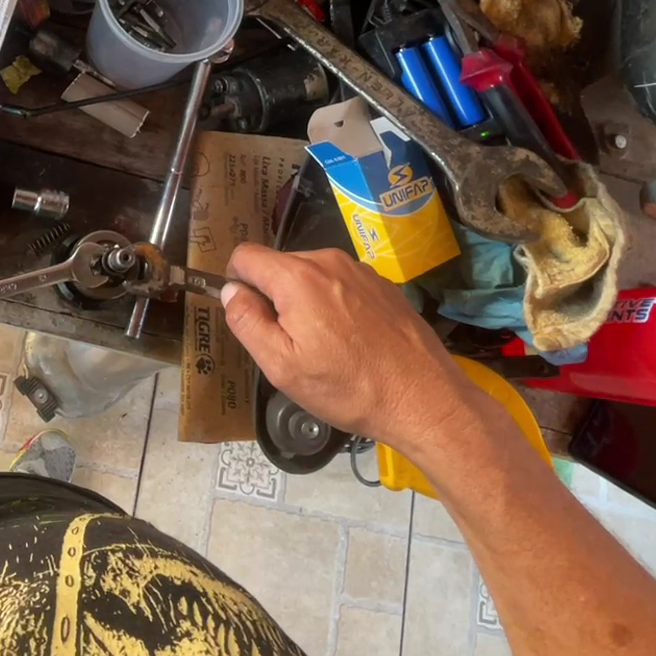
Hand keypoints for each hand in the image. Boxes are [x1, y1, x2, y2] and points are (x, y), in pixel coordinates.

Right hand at [220, 243, 468, 448]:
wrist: (425, 400)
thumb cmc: (347, 386)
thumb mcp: (281, 365)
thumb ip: (246, 321)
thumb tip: (230, 291)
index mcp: (297, 277)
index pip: (245, 255)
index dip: (235, 281)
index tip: (248, 314)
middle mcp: (327, 261)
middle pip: (278, 265)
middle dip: (272, 296)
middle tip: (290, 342)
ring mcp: (358, 269)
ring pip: (308, 274)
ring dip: (303, 300)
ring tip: (323, 344)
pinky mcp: (381, 283)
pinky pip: (338, 283)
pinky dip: (332, 303)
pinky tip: (350, 339)